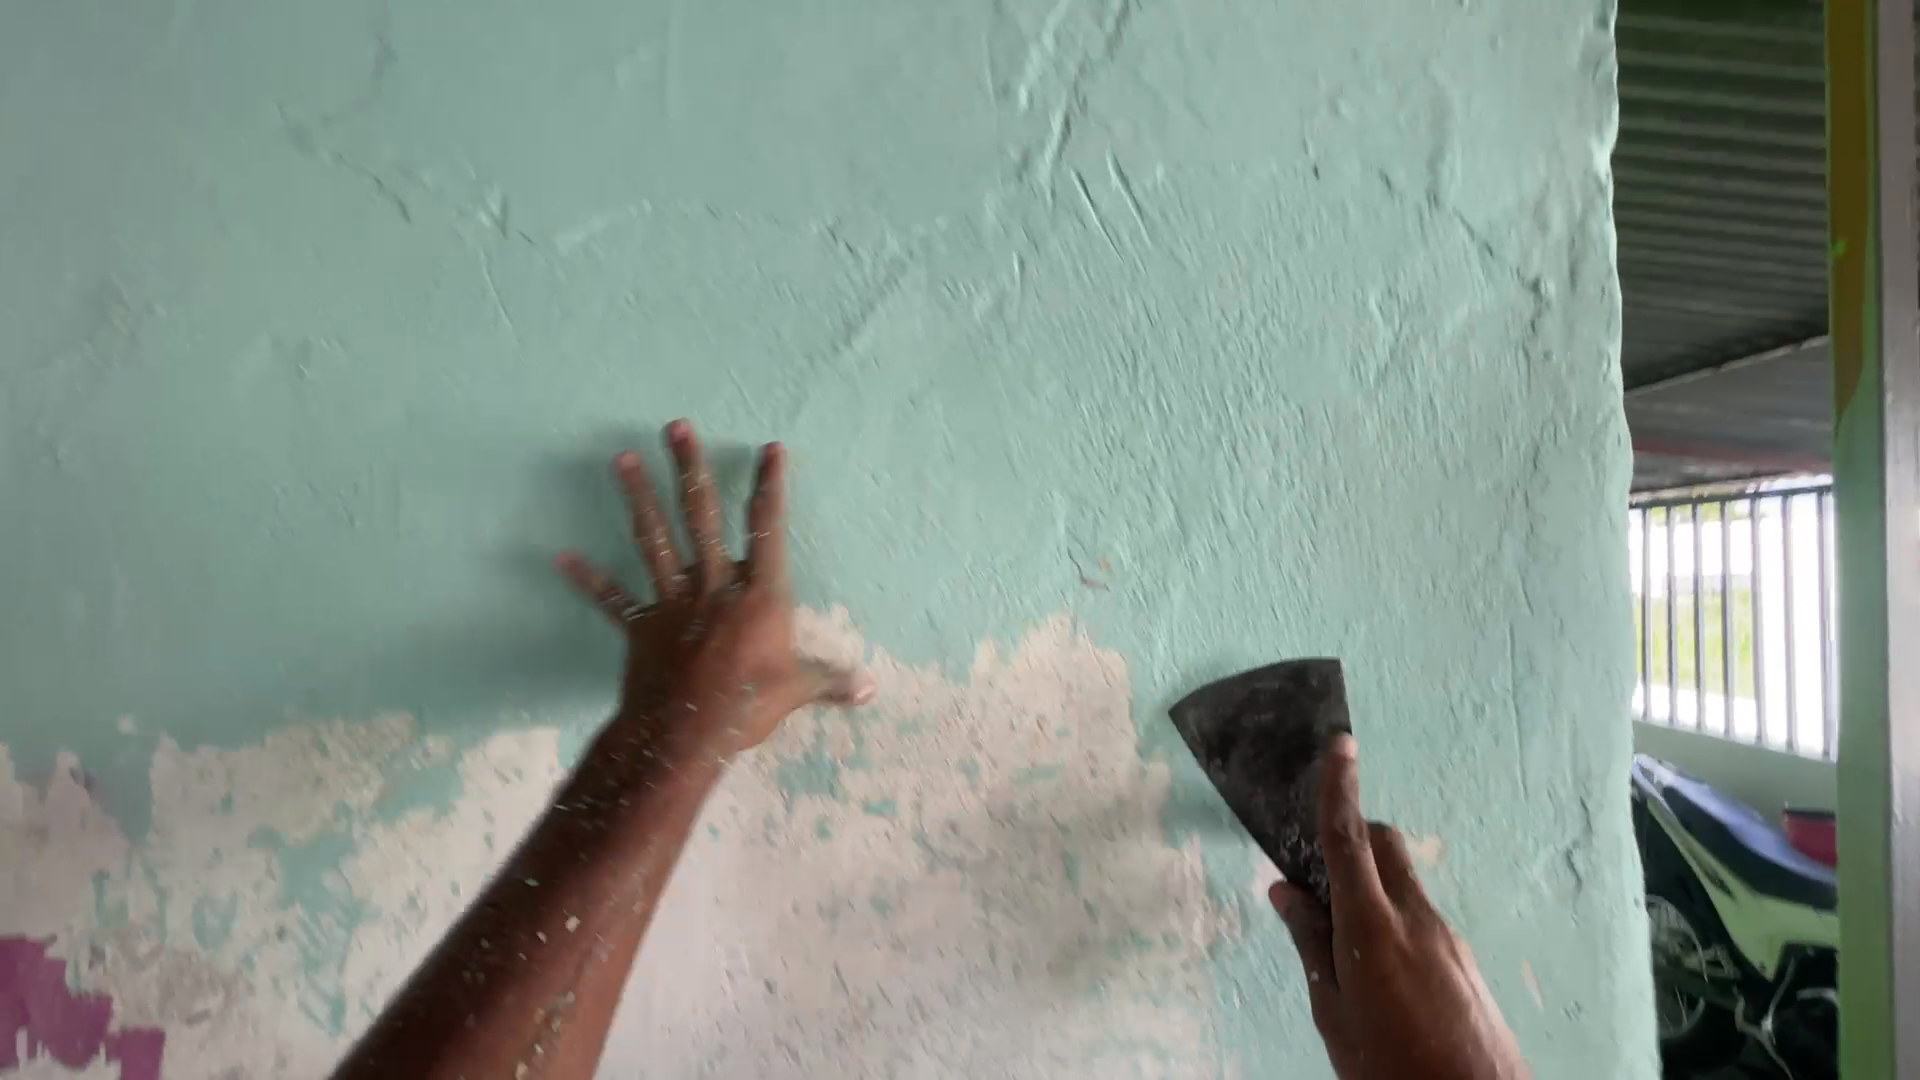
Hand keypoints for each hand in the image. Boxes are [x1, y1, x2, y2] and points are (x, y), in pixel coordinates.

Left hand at [556, 420, 873, 763]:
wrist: (683, 735)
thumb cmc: (747, 705)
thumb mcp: (798, 690)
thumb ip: (831, 682)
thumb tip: (869, 691)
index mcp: (758, 594)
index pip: (768, 529)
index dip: (770, 486)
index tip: (770, 448)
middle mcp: (714, 585)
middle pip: (701, 517)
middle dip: (691, 470)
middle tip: (676, 427)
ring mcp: (673, 602)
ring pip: (654, 541)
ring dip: (639, 499)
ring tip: (622, 459)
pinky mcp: (642, 627)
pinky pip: (613, 600)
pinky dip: (589, 580)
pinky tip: (561, 558)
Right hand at [1270, 736, 1529, 1079]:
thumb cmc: (1390, 1068)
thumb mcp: (1333, 1013)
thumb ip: (1310, 944)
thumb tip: (1284, 891)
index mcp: (1372, 926)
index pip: (1348, 838)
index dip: (1340, 786)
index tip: (1340, 742)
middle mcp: (1416, 918)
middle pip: (1385, 844)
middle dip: (1354, 835)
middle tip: (1322, 871)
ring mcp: (1448, 939)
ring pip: (1403, 881)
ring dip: (1371, 883)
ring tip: (1345, 941)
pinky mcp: (1466, 962)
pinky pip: (1420, 915)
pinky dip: (1392, 915)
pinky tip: (1382, 970)